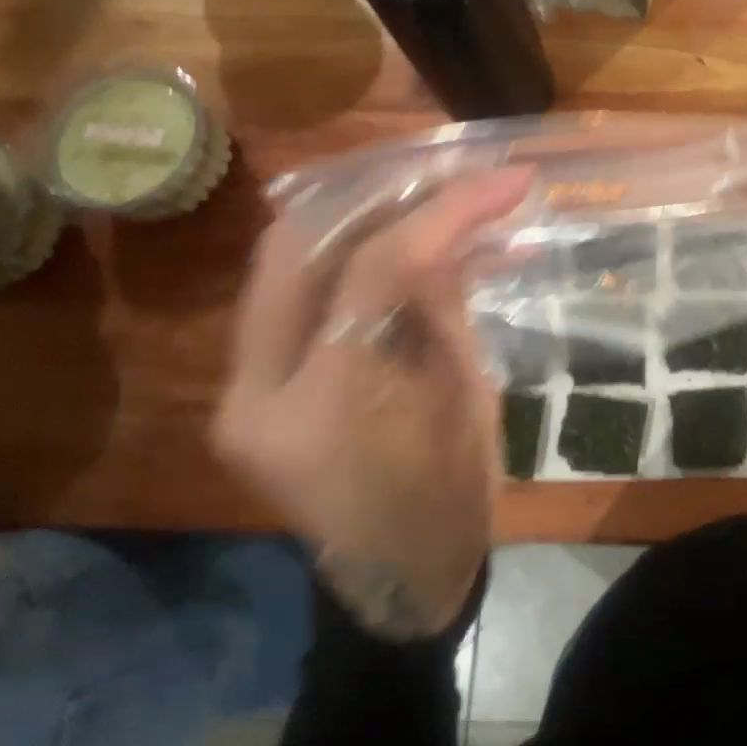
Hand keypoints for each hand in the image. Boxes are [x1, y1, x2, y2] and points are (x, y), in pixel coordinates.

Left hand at [213, 168, 530, 637]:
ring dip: (359, 217)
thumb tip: (450, 231)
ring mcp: (241, 388)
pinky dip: (348, 259)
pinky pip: (295, 294)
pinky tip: (402, 243)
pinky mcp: (251, 384)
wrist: (398, 576)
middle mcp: (255, 391)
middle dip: (377, 193)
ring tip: (428, 193)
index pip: (372, 272)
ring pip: (286, 261)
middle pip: (297, 247)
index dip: (444, 214)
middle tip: (446, 170)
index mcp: (322, 408)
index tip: (504, 180)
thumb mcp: (465, 399)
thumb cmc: (450, 500)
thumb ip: (444, 307)